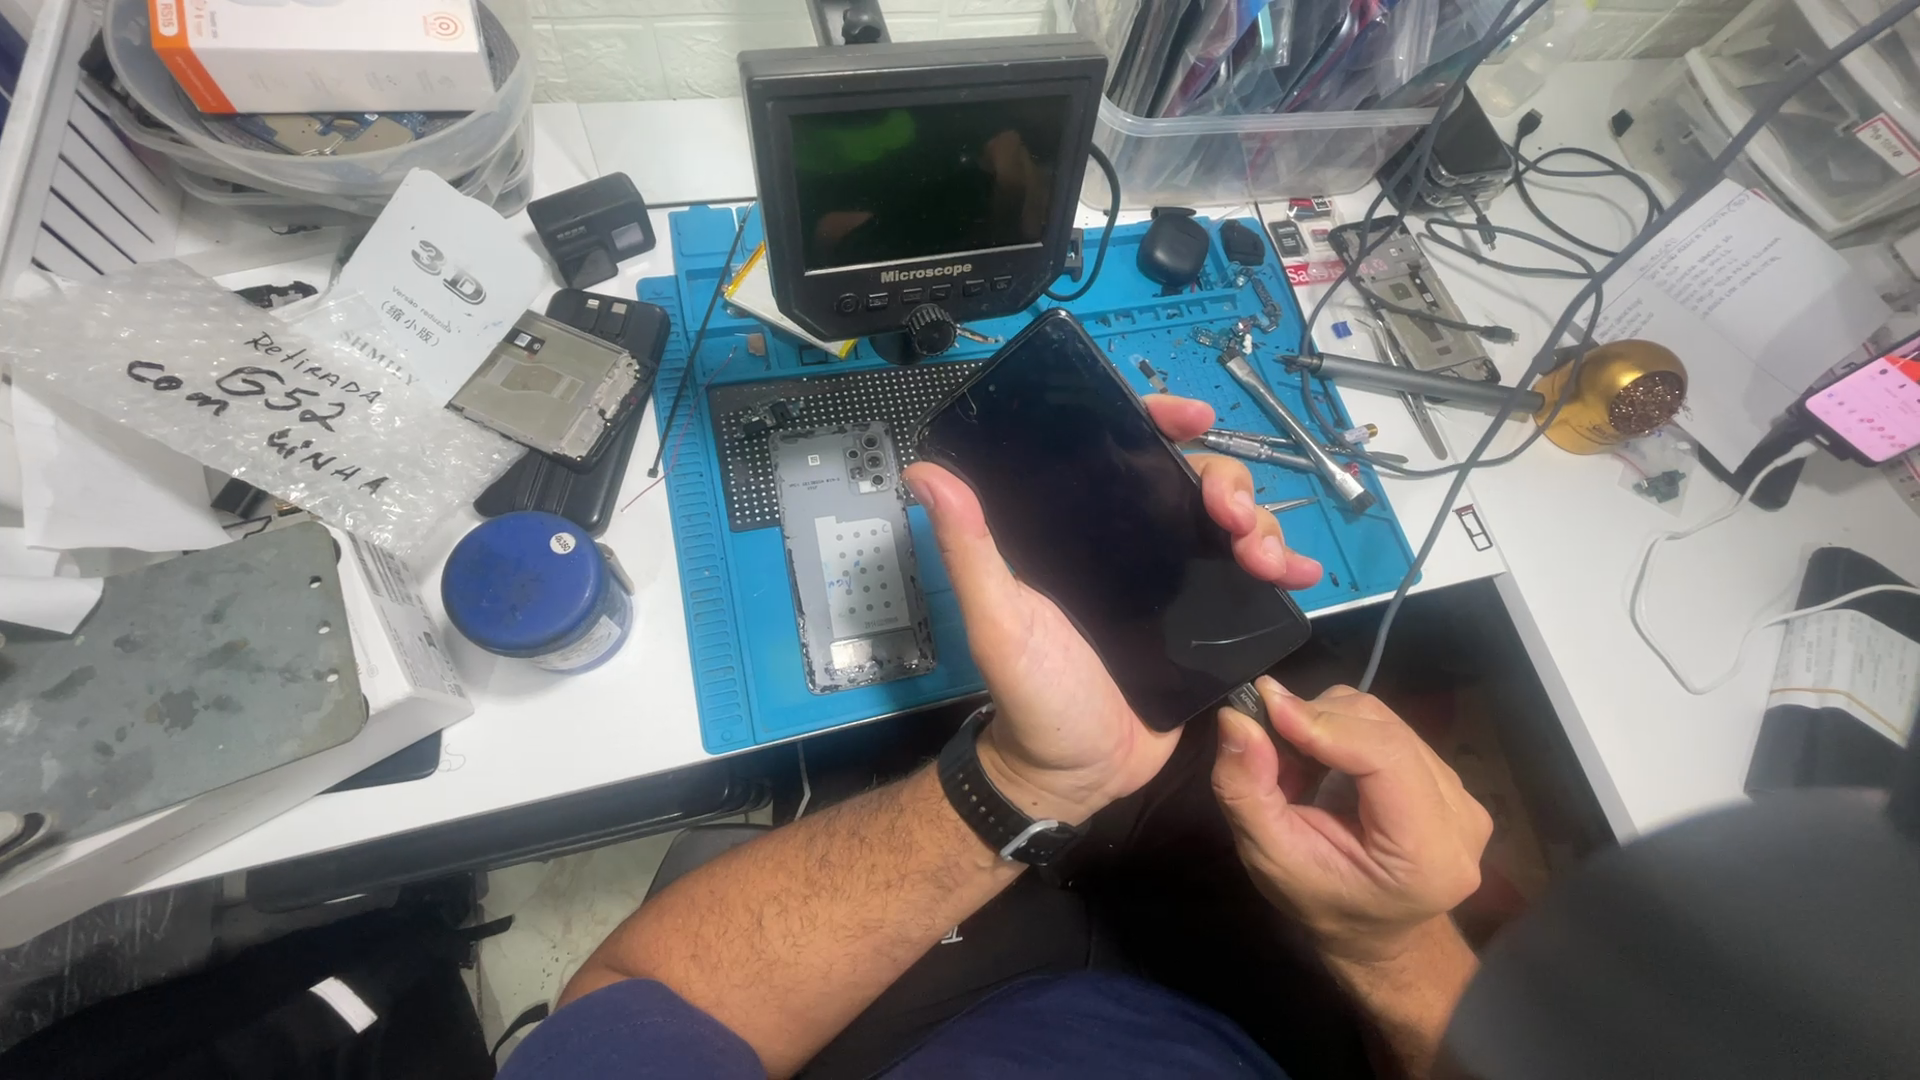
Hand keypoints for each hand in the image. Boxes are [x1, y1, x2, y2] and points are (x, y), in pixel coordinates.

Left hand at [903, 395, 1321, 827]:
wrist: (1076, 776)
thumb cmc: (1030, 696)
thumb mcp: (998, 621)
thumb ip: (969, 552)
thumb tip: (927, 474)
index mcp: (1079, 534)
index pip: (1119, 458)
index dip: (1156, 425)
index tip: (1192, 418)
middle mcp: (1127, 548)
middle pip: (1187, 486)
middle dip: (1224, 483)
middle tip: (1233, 515)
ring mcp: (1170, 585)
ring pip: (1226, 528)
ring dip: (1259, 526)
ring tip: (1265, 557)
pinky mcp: (1203, 624)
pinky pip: (1246, 584)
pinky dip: (1278, 571)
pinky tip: (1298, 576)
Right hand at [1211, 678, 1491, 962]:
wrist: (1370, 929)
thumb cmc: (1319, 901)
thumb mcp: (1267, 856)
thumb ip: (1245, 790)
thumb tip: (1236, 718)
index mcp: (1428, 853)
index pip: (1385, 756)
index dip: (1324, 722)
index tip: (1264, 704)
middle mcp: (1460, 817)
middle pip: (1382, 728)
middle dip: (1314, 719)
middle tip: (1265, 741)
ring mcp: (1461, 794)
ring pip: (1381, 719)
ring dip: (1323, 722)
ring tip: (1292, 762)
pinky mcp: (1446, 777)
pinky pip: (1384, 726)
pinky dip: (1337, 728)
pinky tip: (1318, 760)